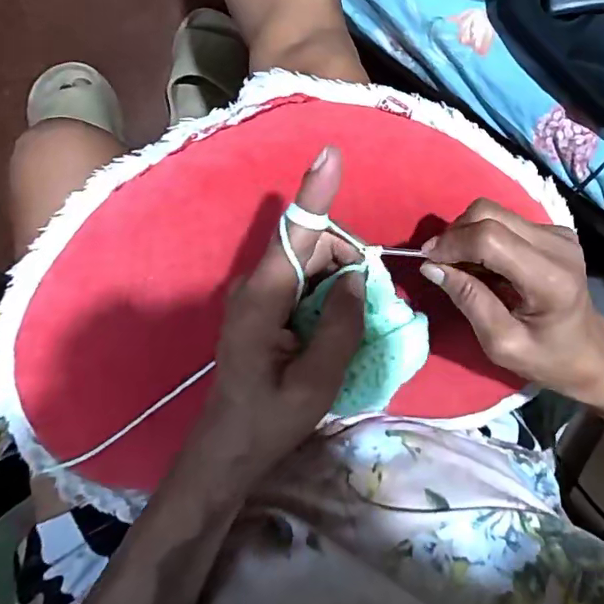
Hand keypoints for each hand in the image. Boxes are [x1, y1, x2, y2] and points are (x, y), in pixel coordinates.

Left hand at [179, 146, 365, 490]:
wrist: (228, 449)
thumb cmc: (268, 419)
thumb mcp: (316, 382)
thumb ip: (340, 327)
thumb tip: (357, 280)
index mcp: (264, 298)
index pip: (295, 234)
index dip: (315, 193)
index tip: (330, 155)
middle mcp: (258, 284)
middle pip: (312, 243)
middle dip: (350, 256)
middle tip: (375, 299)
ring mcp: (260, 293)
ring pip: (313, 260)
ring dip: (344, 275)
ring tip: (359, 317)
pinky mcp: (266, 304)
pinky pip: (307, 279)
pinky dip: (332, 289)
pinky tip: (343, 318)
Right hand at [419, 199, 603, 412]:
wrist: (590, 352)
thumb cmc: (548, 358)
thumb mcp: (501, 344)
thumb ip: (469, 301)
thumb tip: (432, 266)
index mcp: (549, 278)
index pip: (490, 238)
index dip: (452, 243)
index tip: (427, 261)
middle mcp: (557, 245)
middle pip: (490, 213)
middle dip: (456, 233)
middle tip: (439, 262)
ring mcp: (559, 233)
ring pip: (496, 212)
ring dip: (468, 233)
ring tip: (460, 264)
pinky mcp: (555, 231)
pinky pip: (507, 220)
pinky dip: (484, 236)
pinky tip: (483, 263)